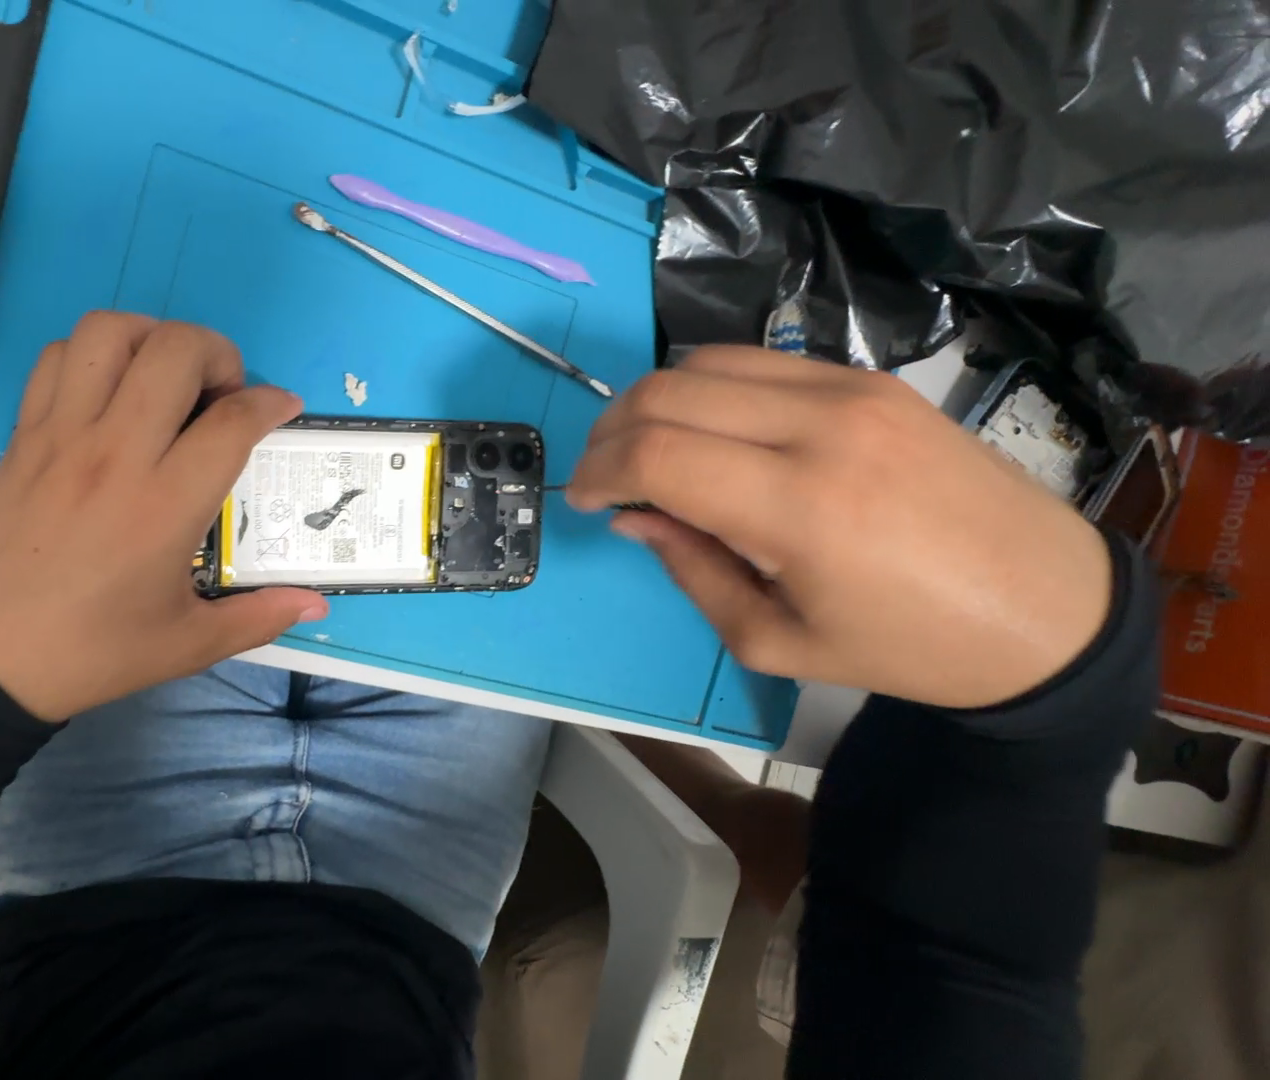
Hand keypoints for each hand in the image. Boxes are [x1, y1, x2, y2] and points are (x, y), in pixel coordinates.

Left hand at [0, 313, 328, 720]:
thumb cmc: (93, 653)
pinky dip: (92, 355)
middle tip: (224, 392)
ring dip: (152, 337)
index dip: (271, 402)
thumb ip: (259, 618)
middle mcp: (116, 454)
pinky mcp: (22, 437)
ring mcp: (61, 437)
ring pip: (109, 334)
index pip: (232, 420)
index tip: (282, 408)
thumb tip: (317, 603)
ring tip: (166, 375)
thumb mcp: (188, 645)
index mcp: (165, 505)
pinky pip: (55, 359)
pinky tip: (108, 391)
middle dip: (219, 353)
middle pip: (176, 351)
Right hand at [567, 346, 1111, 708]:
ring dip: (651, 403)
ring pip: (703, 363)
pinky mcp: (871, 379)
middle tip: (601, 477)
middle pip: (665, 392)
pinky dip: (704, 389)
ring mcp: (852, 390)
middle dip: (608, 433)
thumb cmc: (908, 646)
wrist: (1051, 609)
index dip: (597, 472)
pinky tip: (706, 431)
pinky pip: (755, 361)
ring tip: (645, 450)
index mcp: (801, 507)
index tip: (582, 500)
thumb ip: (690, 569)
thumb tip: (631, 516)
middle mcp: (823, 427)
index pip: (655, 454)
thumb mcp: (774, 639)